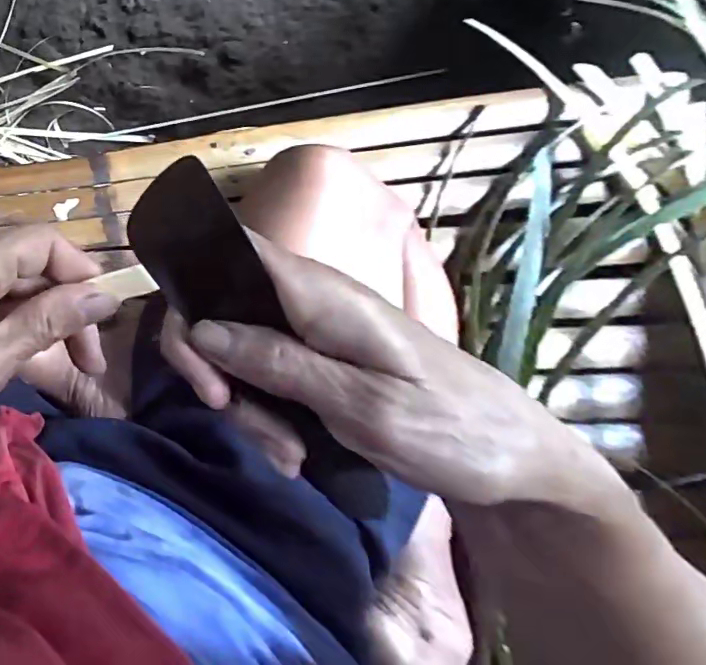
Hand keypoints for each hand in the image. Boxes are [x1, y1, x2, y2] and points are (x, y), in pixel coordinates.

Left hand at [0, 227, 121, 463]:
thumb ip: (52, 319)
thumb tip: (103, 298)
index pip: (47, 242)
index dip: (83, 274)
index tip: (103, 320)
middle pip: (32, 258)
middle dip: (67, 301)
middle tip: (88, 359)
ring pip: (13, 275)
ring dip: (43, 311)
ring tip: (67, 360)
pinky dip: (14, 313)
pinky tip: (28, 346)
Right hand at [179, 232, 616, 509]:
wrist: (513, 456)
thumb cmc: (450, 426)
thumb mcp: (363, 405)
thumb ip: (279, 363)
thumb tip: (200, 330)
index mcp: (316, 288)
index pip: (230, 248)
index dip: (192, 288)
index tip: (198, 363)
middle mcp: (305, 294)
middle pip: (221, 305)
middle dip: (214, 366)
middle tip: (241, 423)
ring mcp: (309, 323)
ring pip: (237, 344)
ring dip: (243, 400)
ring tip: (285, 453)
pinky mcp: (316, 352)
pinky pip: (264, 368)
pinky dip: (263, 407)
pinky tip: (291, 449)